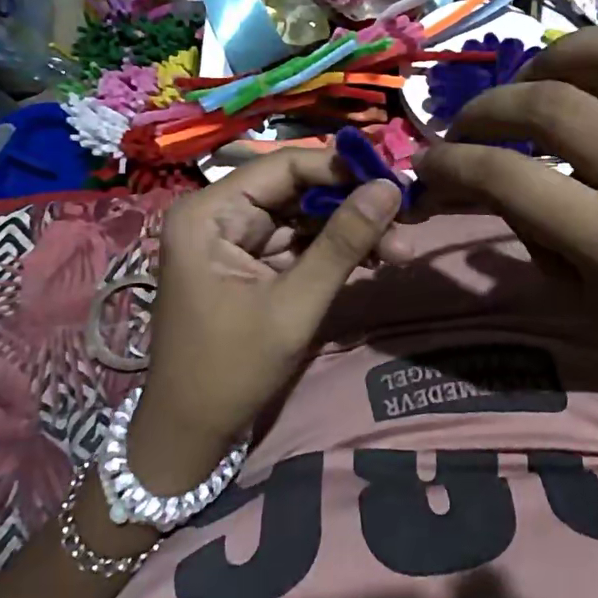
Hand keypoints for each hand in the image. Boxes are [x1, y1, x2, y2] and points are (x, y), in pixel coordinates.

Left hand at [128, 150, 403, 489]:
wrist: (191, 431)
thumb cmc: (233, 368)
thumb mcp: (294, 304)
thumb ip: (343, 243)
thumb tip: (390, 188)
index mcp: (210, 213)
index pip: (285, 166)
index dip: (342, 168)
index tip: (395, 181)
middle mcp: (218, 215)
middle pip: (297, 190)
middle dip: (352, 206)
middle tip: (406, 224)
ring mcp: (234, 240)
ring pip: (303, 217)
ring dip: (350, 231)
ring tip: (401, 250)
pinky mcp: (249, 263)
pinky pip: (298, 243)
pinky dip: (334, 251)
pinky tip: (374, 259)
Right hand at [414, 0, 597, 356]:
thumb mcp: (563, 286)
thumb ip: (514, 216)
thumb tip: (455, 165)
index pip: (514, 180)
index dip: (454, 164)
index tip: (431, 164)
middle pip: (562, 106)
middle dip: (492, 108)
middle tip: (472, 125)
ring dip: (578, 48)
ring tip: (547, 78)